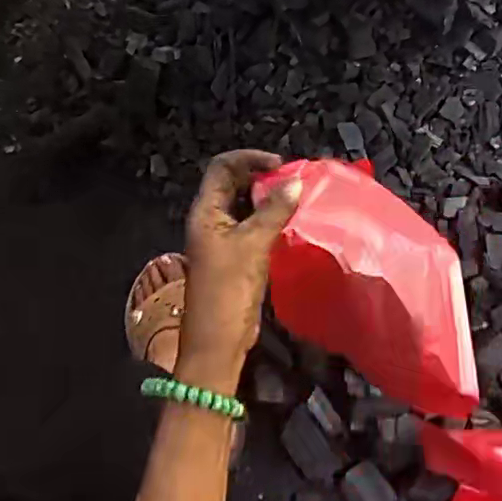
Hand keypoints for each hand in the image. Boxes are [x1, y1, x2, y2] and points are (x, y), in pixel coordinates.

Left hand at [176, 150, 301, 393]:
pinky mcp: (232, 254)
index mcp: (205, 211)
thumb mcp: (254, 245)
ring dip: (265, 197)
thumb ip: (274, 211)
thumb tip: (296, 182)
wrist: (218, 342)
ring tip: (294, 196)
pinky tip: (287, 220)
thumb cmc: (229, 289)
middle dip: (259, 175)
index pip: (222, 167)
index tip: (280, 164)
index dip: (249, 158)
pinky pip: (249, 224)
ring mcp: (219, 237)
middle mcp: (209, 218)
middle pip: (231, 182)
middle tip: (291, 179)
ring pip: (242, 204)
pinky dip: (266, 217)